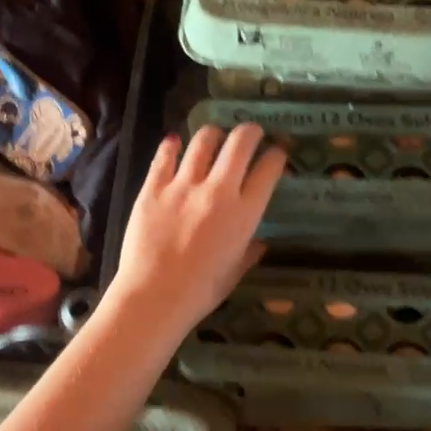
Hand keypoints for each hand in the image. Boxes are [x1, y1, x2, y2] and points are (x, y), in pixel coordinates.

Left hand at [109, 124, 286, 329]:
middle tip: (251, 133)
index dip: (277, 155)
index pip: (268, 170)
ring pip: (203, 140)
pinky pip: (165, 156)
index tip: (278, 153)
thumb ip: (249, 252)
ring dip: (214, 134)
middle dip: (250, 131)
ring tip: (214, 137)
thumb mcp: (234, 272)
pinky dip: (172, 146)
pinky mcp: (153, 188)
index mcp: (244, 214)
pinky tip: (175, 142)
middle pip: (240, 143)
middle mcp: (218, 191)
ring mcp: (183, 186)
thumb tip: (260, 242)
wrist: (152, 298)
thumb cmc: (200, 292)